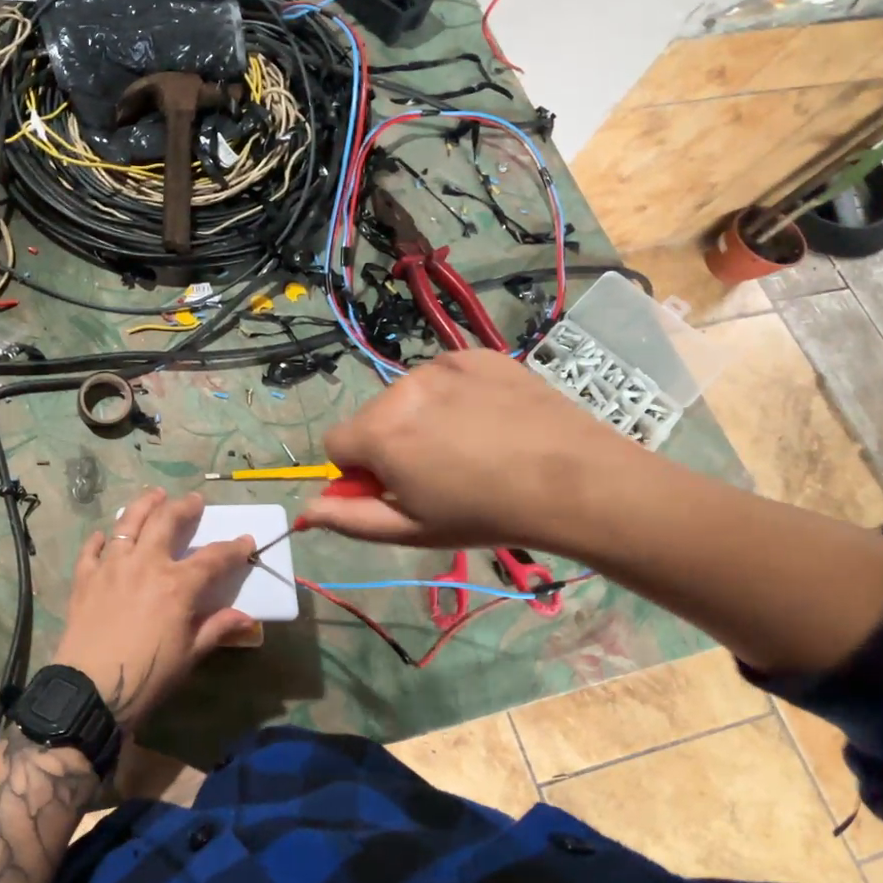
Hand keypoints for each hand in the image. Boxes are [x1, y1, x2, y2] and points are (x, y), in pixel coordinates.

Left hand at [51, 489, 255, 731]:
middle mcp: (144, 564)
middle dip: (183, 507)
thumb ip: (216, 629)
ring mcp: (110, 567)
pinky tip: (105, 536)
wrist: (91, 690)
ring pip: (127, 524)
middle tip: (193, 500)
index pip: (213, 558)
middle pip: (165, 522)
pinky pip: (92, 549)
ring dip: (143, 505)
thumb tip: (245, 618)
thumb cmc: (147, 675)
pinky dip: (100, 539)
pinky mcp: (84, 578)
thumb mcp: (189, 655)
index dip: (233, 548)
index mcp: (176, 584)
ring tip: (153, 495)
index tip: (246, 540)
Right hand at [301, 349, 655, 549]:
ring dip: (421, 418)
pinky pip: (445, 374)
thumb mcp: (411, 529)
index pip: (336, 444)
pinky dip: (454, 395)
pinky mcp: (477, 353)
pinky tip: (490, 419)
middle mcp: (400, 389)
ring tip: (471, 445)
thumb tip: (305, 508)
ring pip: (407, 395)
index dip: (360, 472)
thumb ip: (350, 518)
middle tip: (440, 472)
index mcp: (378, 432)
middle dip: (390, 442)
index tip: (398, 488)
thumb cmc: (486, 514)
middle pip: (371, 418)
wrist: (577, 481)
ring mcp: (441, 364)